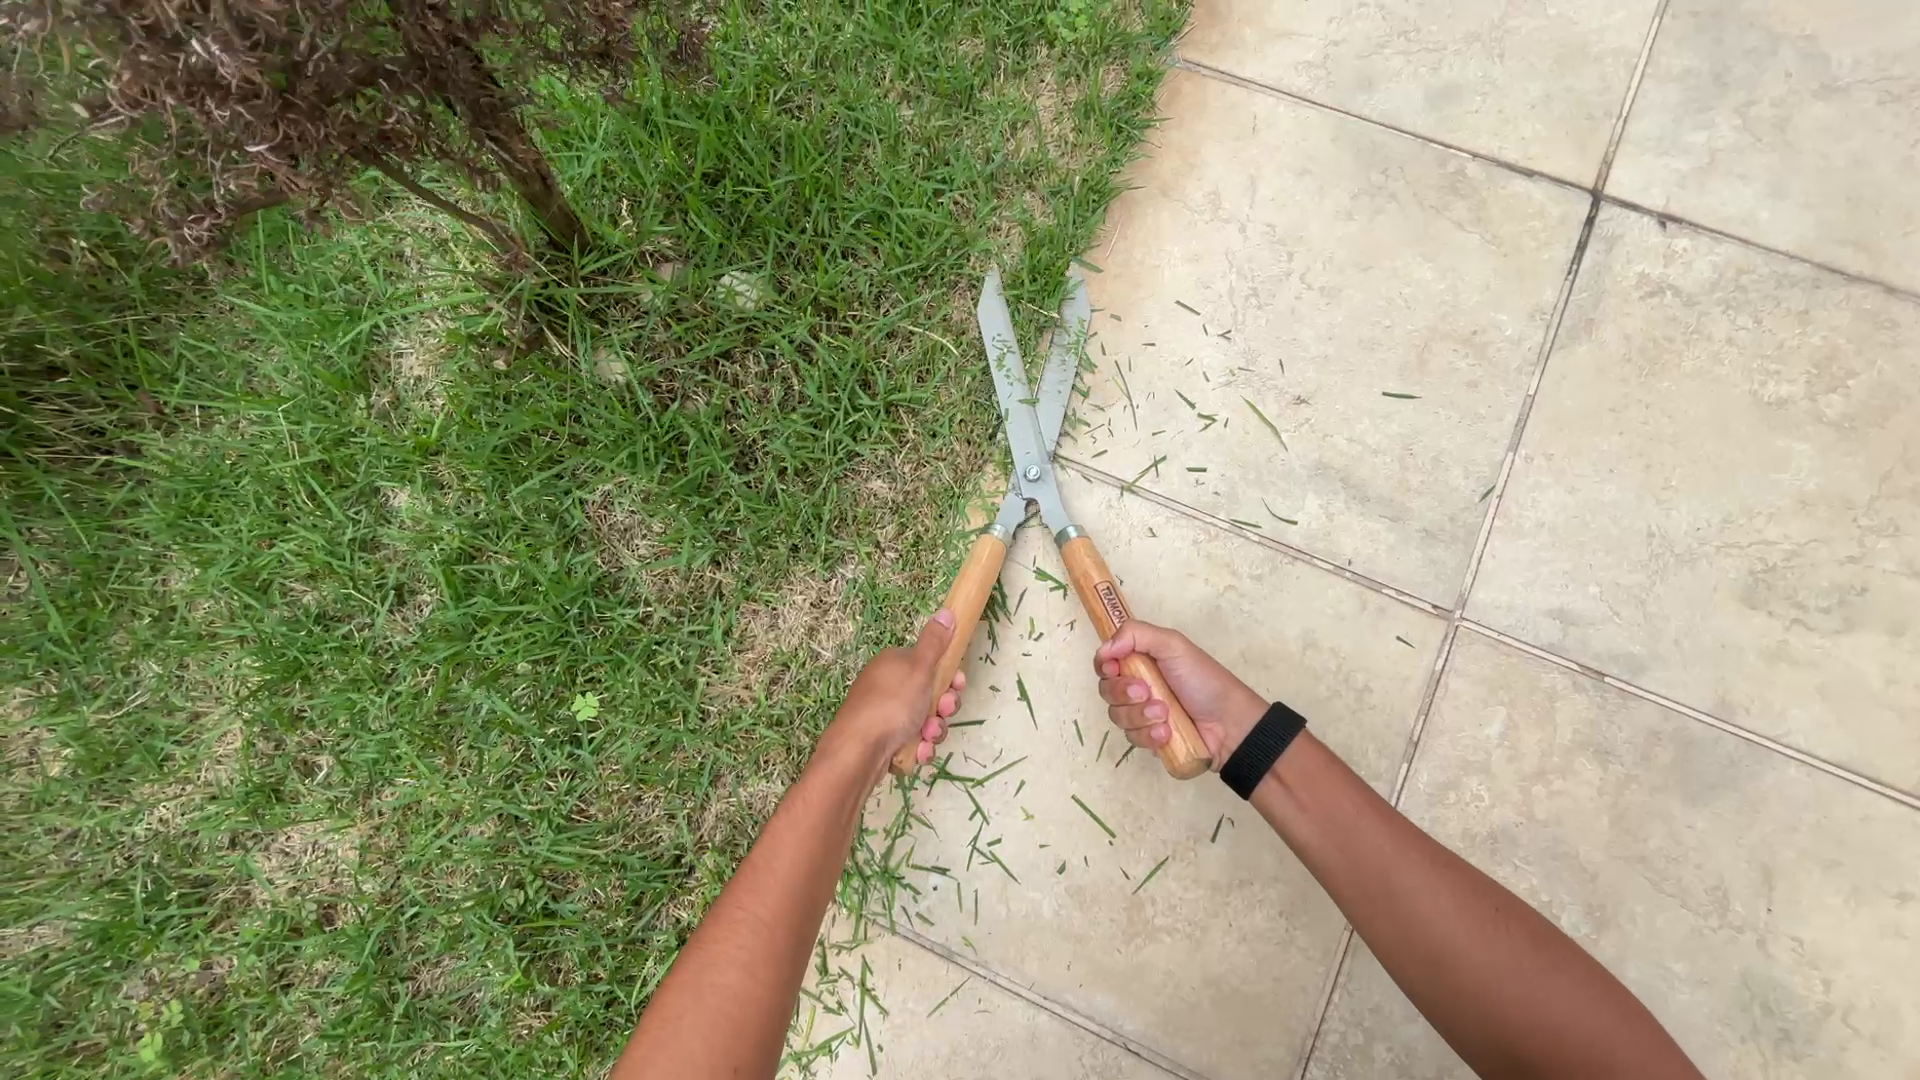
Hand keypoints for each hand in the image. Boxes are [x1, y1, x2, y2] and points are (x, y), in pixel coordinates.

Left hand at [822, 609, 964, 777]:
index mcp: (895, 664)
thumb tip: (946, 612)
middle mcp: (889, 686)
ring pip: (925, 721)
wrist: (857, 751)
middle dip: (942, 708)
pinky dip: (918, 747)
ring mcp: (886, 715)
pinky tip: (916, 752)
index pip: (931, 664)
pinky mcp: (885, 740)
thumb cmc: (891, 703)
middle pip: (930, 694)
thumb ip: (935, 643)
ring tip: (925, 737)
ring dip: (932, 731)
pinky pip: (912, 741)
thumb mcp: (918, 668)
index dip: (949, 676)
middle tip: (941, 712)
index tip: (958, 685)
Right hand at [1093, 621, 1264, 767]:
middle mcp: (1137, 686)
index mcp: (1141, 661)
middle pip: (1106, 690)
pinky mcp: (1149, 738)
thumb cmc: (1203, 680)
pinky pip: (1132, 738)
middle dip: (1122, 692)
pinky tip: (1167, 732)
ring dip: (1139, 715)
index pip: (1105, 662)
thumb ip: (1136, 634)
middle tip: (1146, 691)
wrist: (1230, 724)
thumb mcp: (1173, 645)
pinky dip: (1149, 735)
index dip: (1104, 666)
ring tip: (1165, 714)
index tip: (1114, 668)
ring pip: (1117, 716)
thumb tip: (1106, 647)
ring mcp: (1142, 714)